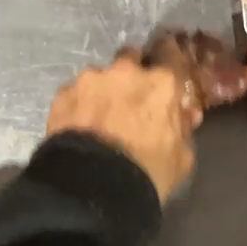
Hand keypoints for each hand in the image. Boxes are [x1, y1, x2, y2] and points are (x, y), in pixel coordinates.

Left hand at [47, 51, 199, 200]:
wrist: (92, 191)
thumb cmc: (146, 174)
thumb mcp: (181, 158)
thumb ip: (182, 128)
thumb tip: (183, 115)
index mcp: (160, 82)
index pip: (170, 54)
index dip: (168, 62)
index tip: (165, 74)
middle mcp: (126, 71)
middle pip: (131, 59)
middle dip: (132, 75)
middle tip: (131, 101)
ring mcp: (91, 79)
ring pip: (100, 76)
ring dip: (103, 90)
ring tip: (99, 118)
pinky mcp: (63, 94)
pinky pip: (76, 93)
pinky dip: (79, 105)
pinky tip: (78, 127)